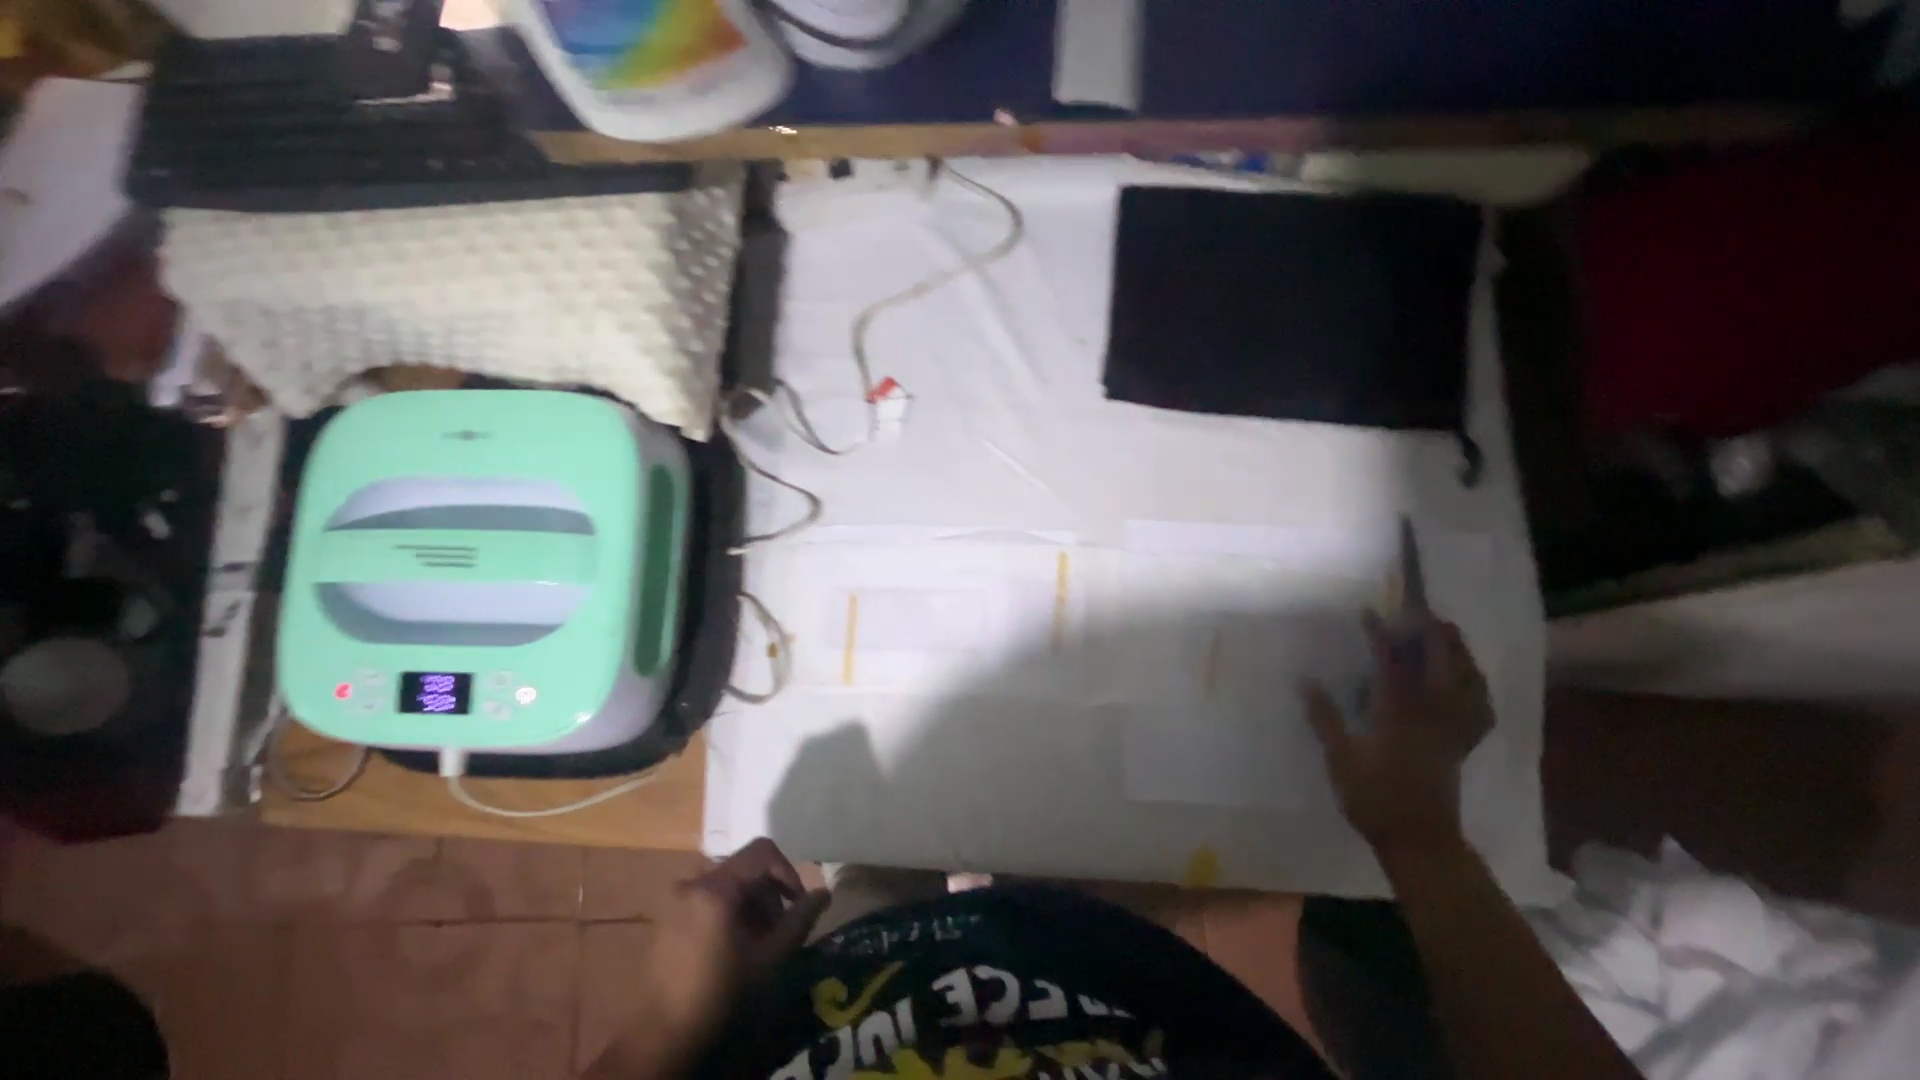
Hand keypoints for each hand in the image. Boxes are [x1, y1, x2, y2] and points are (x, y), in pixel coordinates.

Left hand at [641, 839, 830, 1041]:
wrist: (661, 1038)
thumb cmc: (720, 994)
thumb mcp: (769, 958)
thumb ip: (799, 920)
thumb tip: (824, 893)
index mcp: (714, 887)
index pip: (762, 852)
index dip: (788, 872)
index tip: (797, 904)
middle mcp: (691, 883)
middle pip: (743, 868)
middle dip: (768, 895)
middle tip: (778, 932)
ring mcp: (674, 901)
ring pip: (726, 884)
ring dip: (749, 905)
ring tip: (756, 943)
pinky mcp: (665, 919)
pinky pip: (706, 899)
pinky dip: (727, 912)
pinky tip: (731, 948)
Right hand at [1301, 613, 1494, 854]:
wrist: (1419, 838)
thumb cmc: (1374, 798)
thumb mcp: (1340, 758)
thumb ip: (1325, 718)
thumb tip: (1305, 681)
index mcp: (1399, 711)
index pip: (1392, 660)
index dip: (1380, 633)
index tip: (1369, 612)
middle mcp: (1434, 711)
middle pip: (1442, 658)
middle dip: (1430, 630)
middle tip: (1412, 615)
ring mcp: (1455, 726)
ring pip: (1468, 676)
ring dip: (1456, 650)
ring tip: (1443, 636)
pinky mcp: (1464, 742)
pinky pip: (1481, 705)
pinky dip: (1476, 686)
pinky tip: (1467, 682)